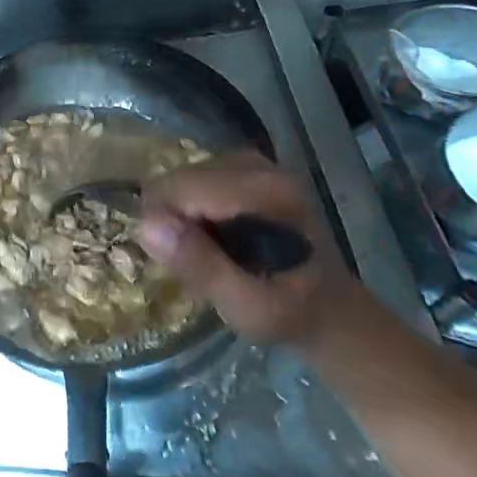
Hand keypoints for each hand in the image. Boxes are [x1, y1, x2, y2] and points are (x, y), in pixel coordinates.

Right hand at [136, 153, 355, 345]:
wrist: (330, 308)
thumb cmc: (289, 313)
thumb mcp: (246, 307)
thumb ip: (200, 266)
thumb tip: (146, 226)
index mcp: (268, 194)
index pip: (180, 188)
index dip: (163, 224)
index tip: (175, 262)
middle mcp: (262, 166)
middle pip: (179, 178)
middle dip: (173, 219)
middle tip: (195, 261)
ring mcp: (255, 162)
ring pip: (181, 177)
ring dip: (181, 215)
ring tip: (207, 250)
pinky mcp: (247, 166)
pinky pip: (194, 179)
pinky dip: (192, 208)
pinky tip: (213, 236)